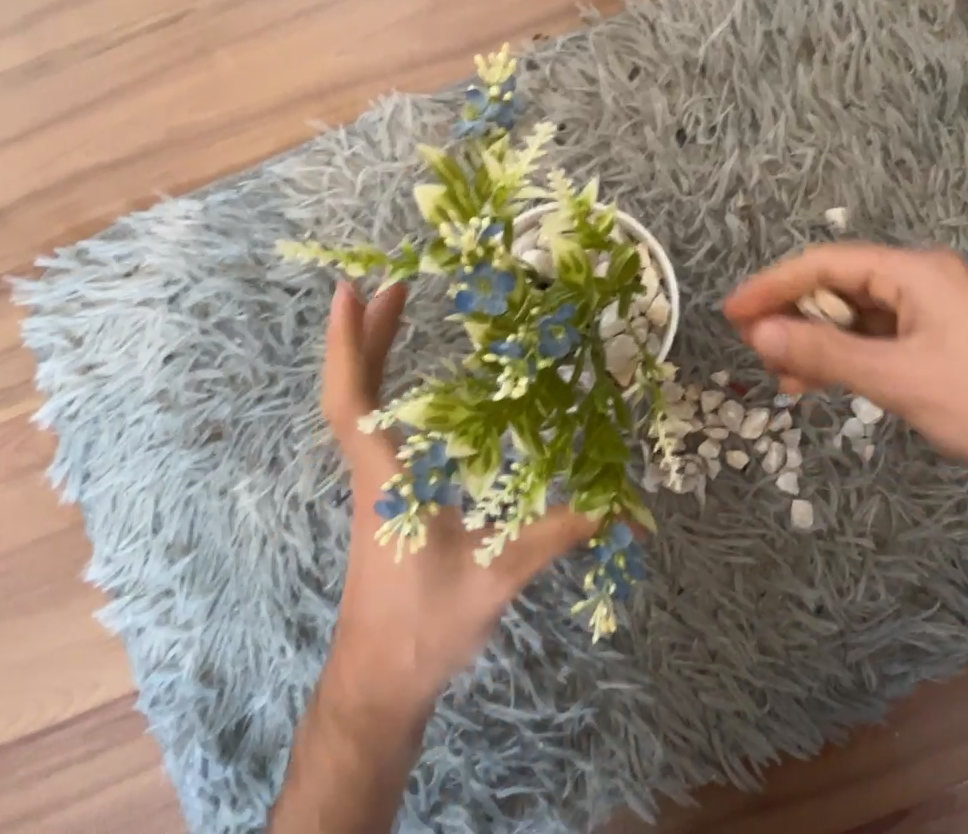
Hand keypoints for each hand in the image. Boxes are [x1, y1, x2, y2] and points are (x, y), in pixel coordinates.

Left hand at [319, 283, 596, 716]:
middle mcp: (372, 476)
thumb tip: (619, 502)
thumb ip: (557, 532)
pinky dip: (391, 397)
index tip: (351, 291)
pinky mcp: (386, 506)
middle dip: (370, 334)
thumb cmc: (423, 628)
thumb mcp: (497, 576)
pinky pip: (380, 435)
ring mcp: (376, 491)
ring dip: (378, 361)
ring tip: (402, 317)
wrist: (380, 682)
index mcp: (385, 481)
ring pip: (365, 413)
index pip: (351, 401)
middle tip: (395, 285)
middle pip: (355, 393)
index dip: (348, 344)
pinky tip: (423, 397)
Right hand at [723, 244, 967, 487]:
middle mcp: (930, 281)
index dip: (771, 285)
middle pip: (844, 287)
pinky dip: (856, 359)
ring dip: (824, 344)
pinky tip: (836, 385)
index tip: (728, 314)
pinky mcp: (955, 345)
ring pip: (865, 318)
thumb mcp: (898, 379)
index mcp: (917, 272)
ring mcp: (945, 314)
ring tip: (789, 382)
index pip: (825, 263)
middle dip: (796, 318)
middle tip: (757, 355)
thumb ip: (824, 354)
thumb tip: (757, 331)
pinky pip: (889, 341)